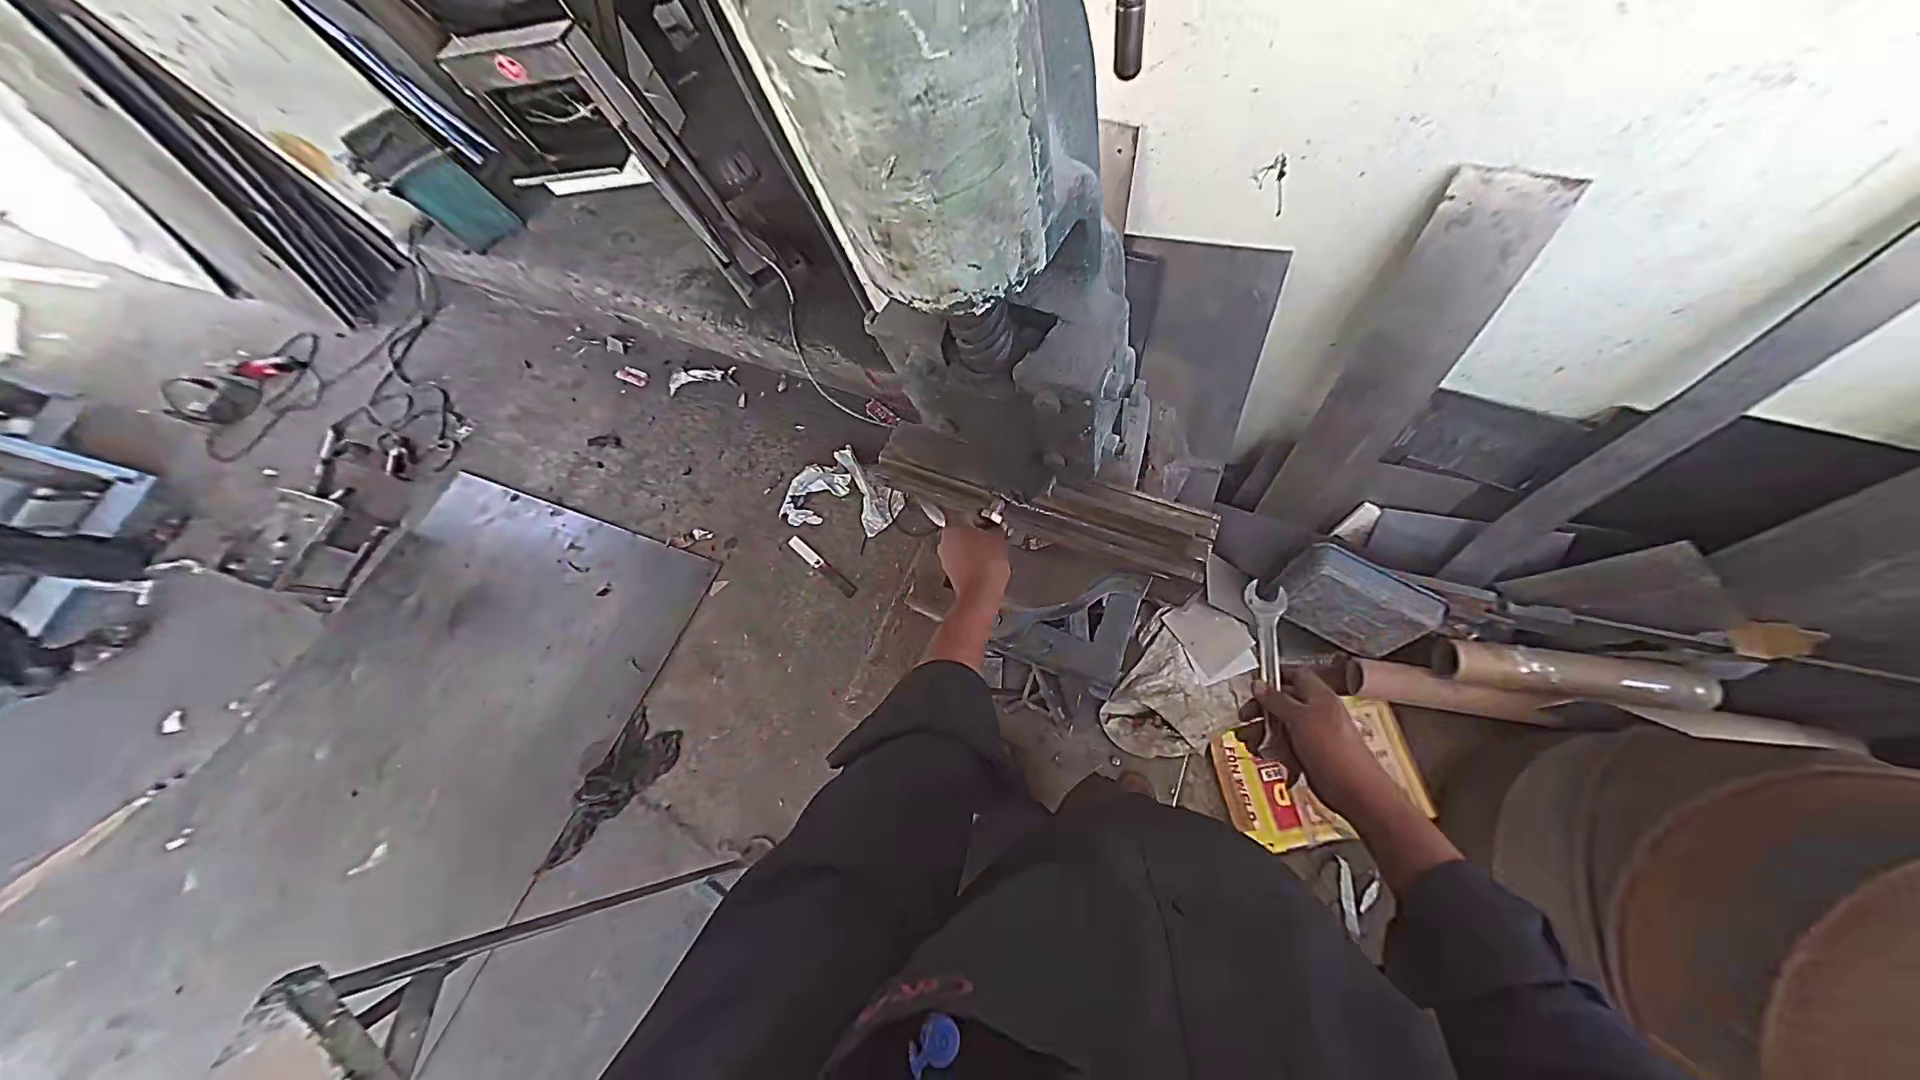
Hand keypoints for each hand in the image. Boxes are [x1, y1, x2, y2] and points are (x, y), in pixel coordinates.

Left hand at [938, 523, 1009, 608]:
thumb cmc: (986, 565)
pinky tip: (986, 571)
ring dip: (975, 555)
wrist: (981, 595)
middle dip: (977, 540)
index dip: (981, 524)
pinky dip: (974, 568)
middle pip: (963, 537)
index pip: (966, 520)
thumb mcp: (998, 538)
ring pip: (963, 553)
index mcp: (951, 530)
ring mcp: (946, 563)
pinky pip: (965, 568)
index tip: (991, 528)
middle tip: (993, 543)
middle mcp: (944, 546)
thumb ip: (993, 530)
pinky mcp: (952, 579)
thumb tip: (995, 530)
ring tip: (992, 559)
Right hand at [1253, 669, 1405, 827]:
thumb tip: (1259, 685)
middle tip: (1247, 716)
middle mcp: (1317, 713)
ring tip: (1249, 740)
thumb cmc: (1334, 750)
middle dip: (1261, 709)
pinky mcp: (1308, 755)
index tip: (1255, 682)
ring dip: (1262, 732)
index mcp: (1320, 697)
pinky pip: (1284, 746)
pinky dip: (1271, 749)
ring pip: (1280, 726)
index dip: (1276, 676)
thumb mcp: (1300, 719)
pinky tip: (1262, 754)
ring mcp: (1312, 735)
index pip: (1296, 675)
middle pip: (1283, 702)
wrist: (1354, 791)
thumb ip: (1277, 700)